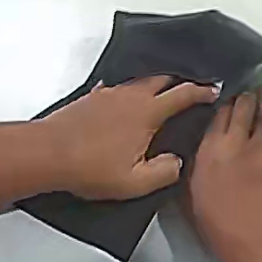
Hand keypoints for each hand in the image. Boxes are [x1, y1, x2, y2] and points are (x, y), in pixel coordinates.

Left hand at [40, 76, 216, 200]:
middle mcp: (130, 96)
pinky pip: (117, 89)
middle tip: (190, 89)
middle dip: (179, 82)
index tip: (213, 90)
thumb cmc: (90, 168)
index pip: (182, 95)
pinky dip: (127, 92)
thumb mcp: (135, 182)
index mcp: (147, 112)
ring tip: (161, 96)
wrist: (48, 153)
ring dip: (154, 85)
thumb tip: (176, 163)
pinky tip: (124, 103)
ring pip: (139, 82)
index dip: (201, 92)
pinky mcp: (91, 98)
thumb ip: (163, 172)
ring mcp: (109, 94)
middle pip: (162, 79)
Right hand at [184, 89, 261, 257]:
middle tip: (245, 90)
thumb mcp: (189, 196)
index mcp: (206, 151)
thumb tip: (188, 161)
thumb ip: (189, 171)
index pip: (214, 117)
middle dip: (242, 96)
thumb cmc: (218, 225)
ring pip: (259, 111)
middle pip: (237, 108)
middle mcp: (229, 142)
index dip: (220, 105)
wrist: (249, 239)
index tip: (223, 98)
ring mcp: (255, 146)